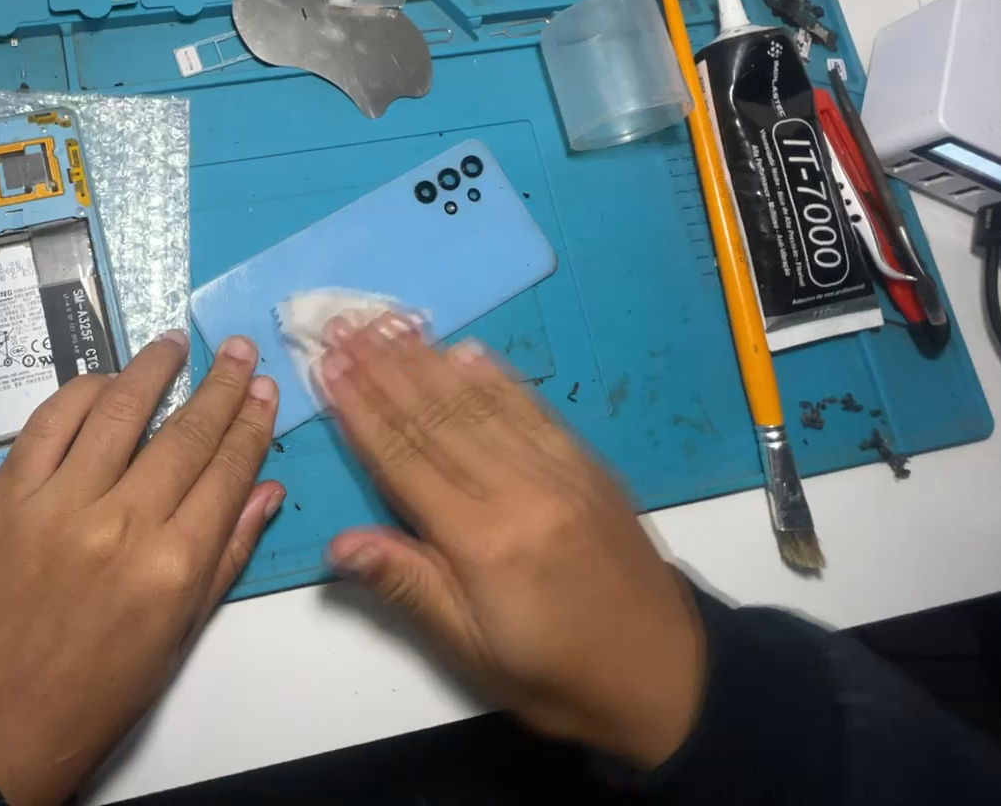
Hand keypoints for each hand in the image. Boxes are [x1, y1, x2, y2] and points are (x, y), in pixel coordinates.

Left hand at [0, 331, 284, 805]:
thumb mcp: (180, 635)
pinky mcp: (8, 494)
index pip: (227, 471)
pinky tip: (106, 380)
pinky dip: (82, 391)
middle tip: (238, 350)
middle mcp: (122, 524)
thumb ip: (227, 555)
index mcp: (174, 567)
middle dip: (220, 385)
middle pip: (185, 434)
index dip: (251, 423)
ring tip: (174, 343)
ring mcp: (59, 503)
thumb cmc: (97, 689)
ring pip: (118, 411)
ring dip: (152, 368)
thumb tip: (267, 488)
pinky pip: (50, 422)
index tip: (264, 388)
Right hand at [318, 314, 705, 768]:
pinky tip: (463, 348)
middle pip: (435, 416)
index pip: (404, 458)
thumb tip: (339, 543)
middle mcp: (519, 488)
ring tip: (386, 322)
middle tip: (343, 326)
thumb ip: (408, 586)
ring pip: (478, 401)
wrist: (673, 679)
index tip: (328, 366)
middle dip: (382, 367)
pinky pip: (530, 407)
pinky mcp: (585, 462)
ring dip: (426, 358)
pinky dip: (493, 374)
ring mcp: (557, 469)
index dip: (360, 410)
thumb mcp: (473, 651)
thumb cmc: (557, 675)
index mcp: (483, 539)